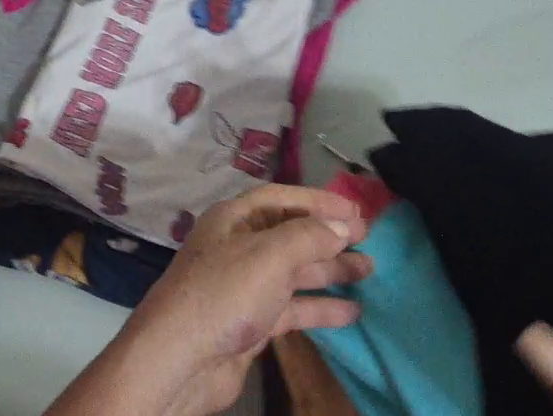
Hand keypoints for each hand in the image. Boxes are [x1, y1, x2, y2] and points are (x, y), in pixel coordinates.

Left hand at [46, 185, 372, 415]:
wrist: (182, 355)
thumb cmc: (223, 293)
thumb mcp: (267, 256)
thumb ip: (306, 237)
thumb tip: (340, 222)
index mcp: (232, 220)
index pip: (277, 199)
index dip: (315, 200)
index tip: (355, 208)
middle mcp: (236, 246)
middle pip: (287, 232)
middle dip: (326, 233)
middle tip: (370, 238)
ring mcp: (244, 284)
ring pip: (293, 270)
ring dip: (328, 268)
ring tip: (370, 269)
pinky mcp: (252, 320)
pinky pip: (292, 306)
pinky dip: (320, 307)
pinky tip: (353, 311)